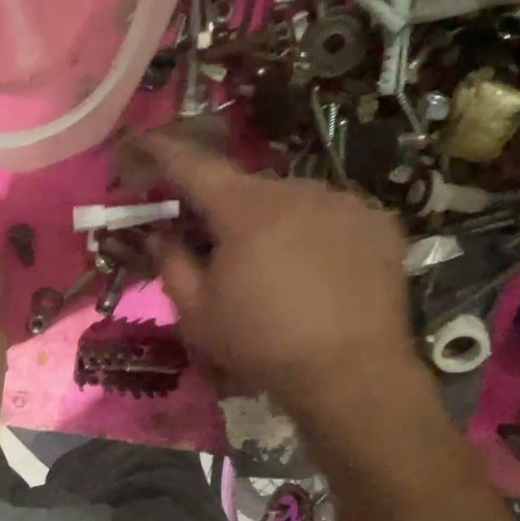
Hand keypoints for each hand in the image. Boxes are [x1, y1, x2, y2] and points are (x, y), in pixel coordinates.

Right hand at [135, 133, 414, 405]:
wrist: (351, 374)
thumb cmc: (262, 345)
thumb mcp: (197, 315)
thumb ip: (172, 266)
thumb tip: (159, 236)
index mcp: (245, 209)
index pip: (192, 165)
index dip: (159, 152)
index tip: (138, 145)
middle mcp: (297, 190)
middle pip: (246, 190)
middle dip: (223, 211)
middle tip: (215, 250)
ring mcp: (346, 203)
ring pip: (292, 203)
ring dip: (273, 224)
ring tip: (274, 271)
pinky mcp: (380, 224)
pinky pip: (333, 219)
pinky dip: (316, 236)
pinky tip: (318, 274)